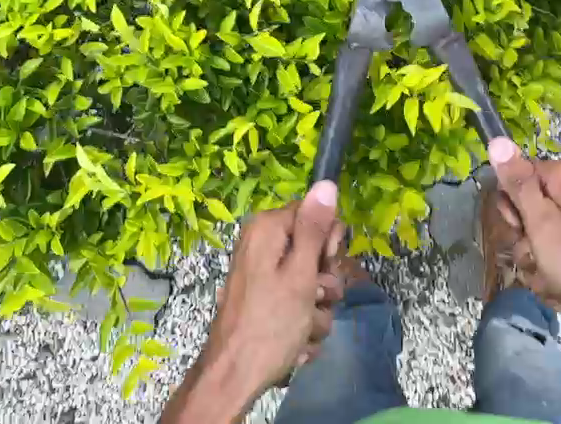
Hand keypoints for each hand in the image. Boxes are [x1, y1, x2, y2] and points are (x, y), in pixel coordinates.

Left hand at [162, 181, 344, 422]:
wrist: (233, 377)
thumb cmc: (269, 323)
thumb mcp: (300, 274)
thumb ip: (314, 229)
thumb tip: (326, 183)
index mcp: (268, 228)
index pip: (315, 214)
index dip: (327, 243)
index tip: (324, 266)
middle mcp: (263, 244)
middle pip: (315, 251)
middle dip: (324, 283)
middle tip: (313, 300)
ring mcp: (264, 275)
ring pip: (312, 284)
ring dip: (316, 312)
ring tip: (302, 330)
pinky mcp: (266, 302)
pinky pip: (299, 305)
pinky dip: (302, 326)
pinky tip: (295, 344)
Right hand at [486, 137, 560, 333]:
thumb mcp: (542, 223)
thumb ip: (518, 183)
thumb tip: (496, 139)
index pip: (514, 176)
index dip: (510, 205)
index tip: (520, 229)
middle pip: (523, 204)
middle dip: (522, 236)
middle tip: (536, 255)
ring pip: (533, 233)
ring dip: (533, 259)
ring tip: (549, 277)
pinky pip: (550, 251)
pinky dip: (548, 270)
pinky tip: (559, 287)